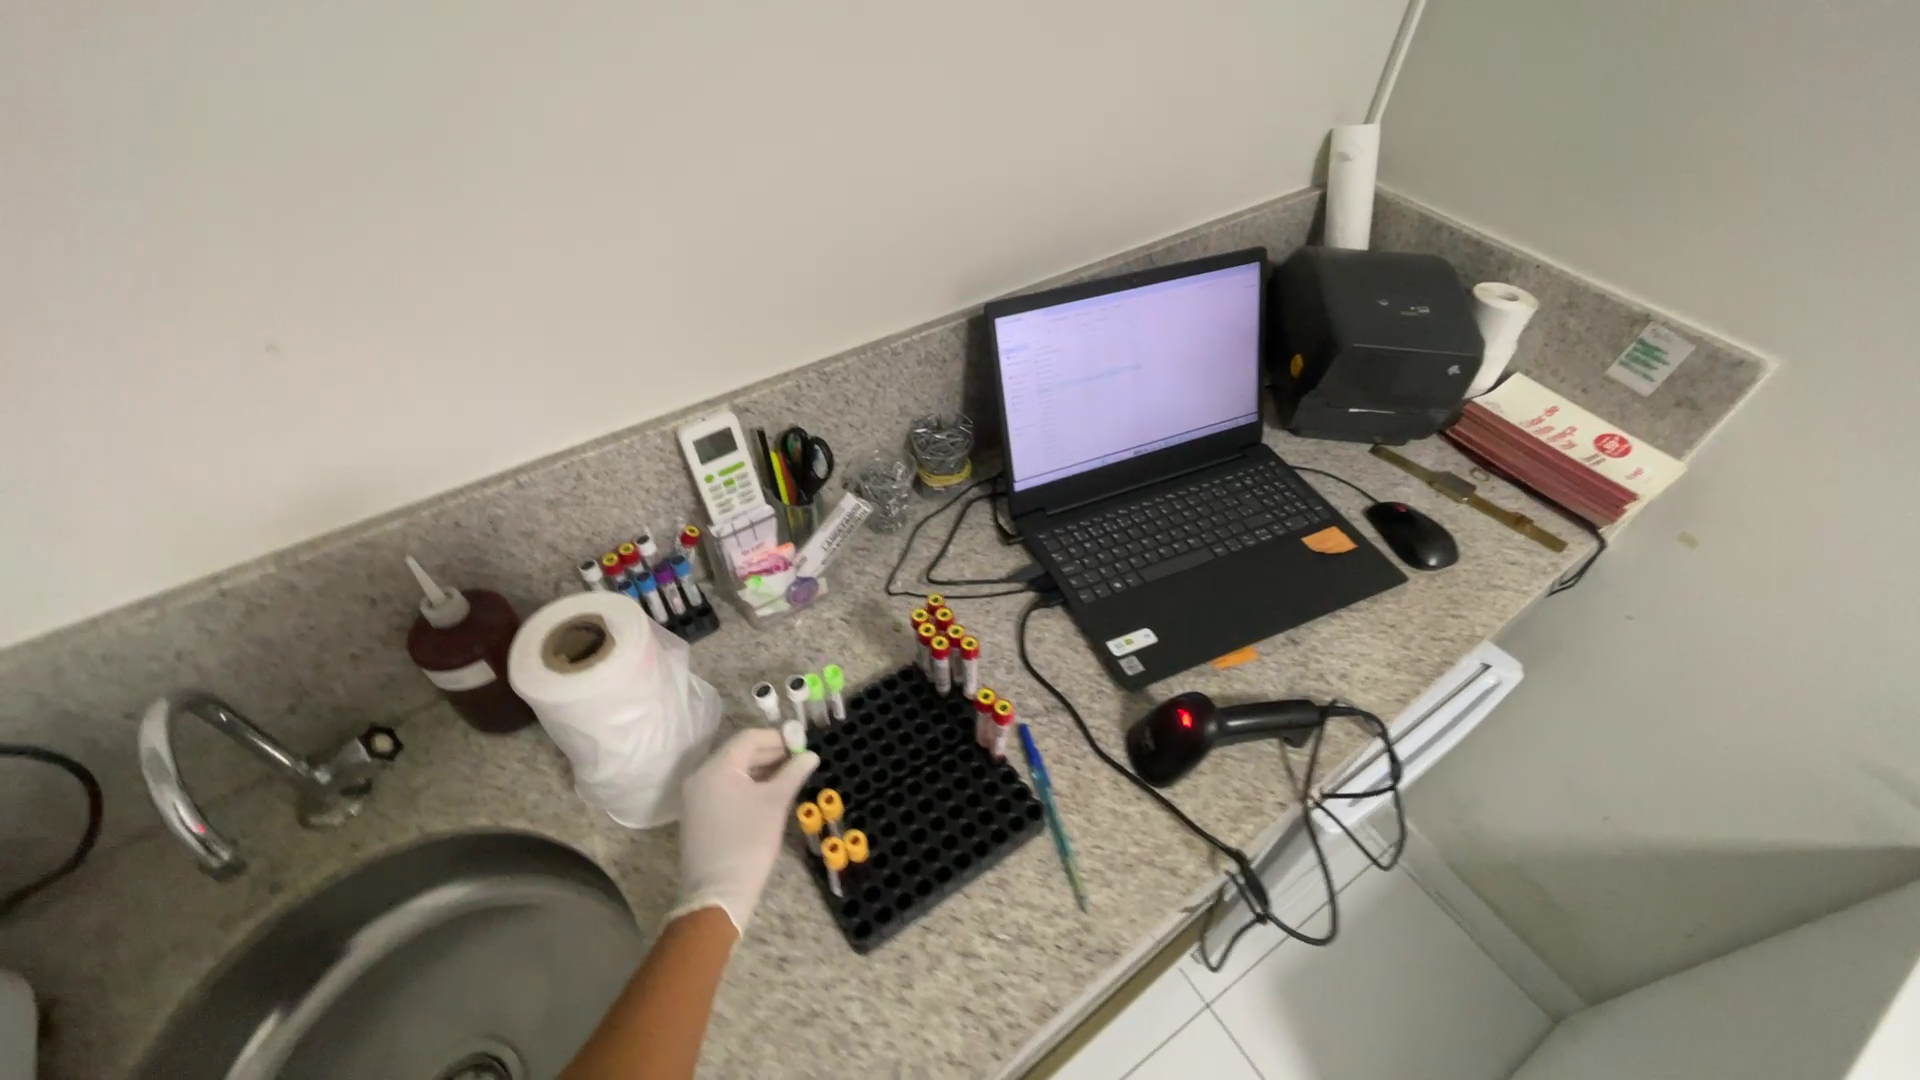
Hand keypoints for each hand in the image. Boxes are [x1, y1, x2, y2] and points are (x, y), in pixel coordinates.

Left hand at [666, 728, 818, 936]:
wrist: (718, 892)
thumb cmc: (749, 842)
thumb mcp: (776, 803)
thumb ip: (793, 772)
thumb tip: (811, 755)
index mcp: (717, 768)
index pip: (748, 738)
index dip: (777, 738)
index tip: (802, 745)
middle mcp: (700, 776)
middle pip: (738, 752)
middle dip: (769, 753)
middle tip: (798, 760)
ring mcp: (695, 796)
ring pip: (731, 770)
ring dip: (759, 769)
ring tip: (787, 776)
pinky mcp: (697, 813)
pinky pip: (723, 787)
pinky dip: (745, 784)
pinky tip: (767, 793)